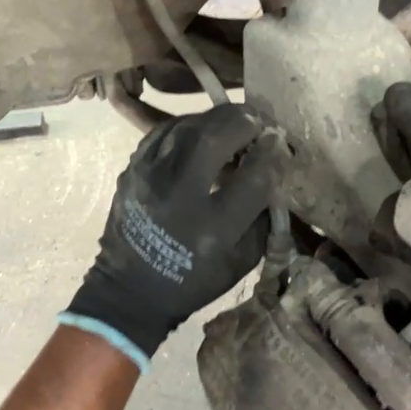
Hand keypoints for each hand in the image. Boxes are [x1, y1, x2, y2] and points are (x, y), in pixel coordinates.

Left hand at [63, 103, 278, 368]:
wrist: (130, 290)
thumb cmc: (192, 280)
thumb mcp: (241, 261)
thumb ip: (263, 216)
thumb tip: (274, 171)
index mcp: (212, 228)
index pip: (253, 176)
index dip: (272, 154)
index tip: (280, 144)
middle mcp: (179, 196)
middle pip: (215, 138)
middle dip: (243, 122)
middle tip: (259, 120)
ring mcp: (150, 178)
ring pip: (187, 127)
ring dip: (216, 118)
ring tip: (234, 120)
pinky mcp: (132, 170)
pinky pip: (162, 132)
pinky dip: (187, 125)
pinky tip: (202, 129)